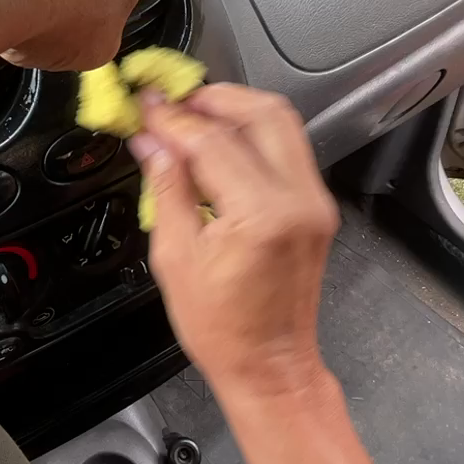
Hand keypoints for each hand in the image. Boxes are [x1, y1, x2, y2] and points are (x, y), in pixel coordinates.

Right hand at [130, 85, 339, 398]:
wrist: (271, 366)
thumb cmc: (221, 328)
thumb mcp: (174, 257)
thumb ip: (166, 188)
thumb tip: (150, 142)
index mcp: (260, 215)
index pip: (211, 140)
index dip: (173, 117)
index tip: (146, 104)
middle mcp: (298, 199)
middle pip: (261, 112)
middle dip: (212, 97)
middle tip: (172, 102)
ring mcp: (314, 201)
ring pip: (281, 122)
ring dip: (235, 108)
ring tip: (192, 115)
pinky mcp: (316, 206)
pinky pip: (286, 148)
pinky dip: (251, 133)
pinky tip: (218, 142)